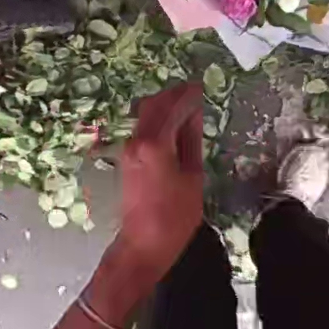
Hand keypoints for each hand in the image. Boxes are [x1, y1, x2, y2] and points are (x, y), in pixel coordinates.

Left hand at [105, 83, 205, 299]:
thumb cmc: (175, 215)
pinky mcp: (127, 158)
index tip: (201, 86)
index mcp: (155, 144)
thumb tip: (193, 115)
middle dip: (172, 94)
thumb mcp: (193, 176)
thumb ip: (191, 141)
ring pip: (144, 115)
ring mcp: (128, 149)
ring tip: (186, 105)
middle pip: (152, 105)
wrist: (144, 242)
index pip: (173, 108)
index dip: (188, 95)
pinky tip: (172, 125)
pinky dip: (157, 120)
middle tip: (193, 90)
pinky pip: (142, 129)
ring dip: (163, 105)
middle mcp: (137, 141)